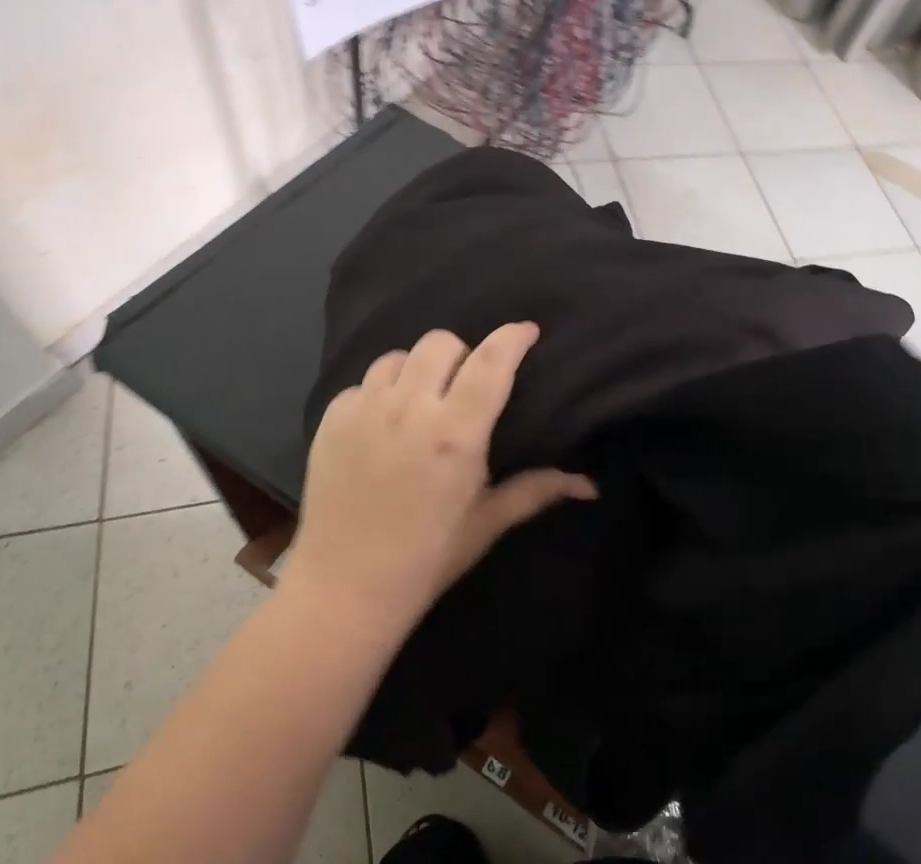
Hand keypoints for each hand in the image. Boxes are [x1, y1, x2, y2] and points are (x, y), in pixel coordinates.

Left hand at [288, 323, 595, 617]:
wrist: (347, 588)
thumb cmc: (428, 557)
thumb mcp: (488, 522)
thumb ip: (537, 490)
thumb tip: (589, 484)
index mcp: (455, 434)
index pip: (490, 362)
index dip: (512, 337)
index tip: (526, 331)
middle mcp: (409, 410)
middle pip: (440, 343)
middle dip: (462, 355)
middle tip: (466, 386)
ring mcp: (364, 411)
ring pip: (397, 356)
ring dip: (418, 370)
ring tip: (422, 401)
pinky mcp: (330, 421)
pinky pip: (361, 385)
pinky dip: (379, 394)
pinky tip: (384, 426)